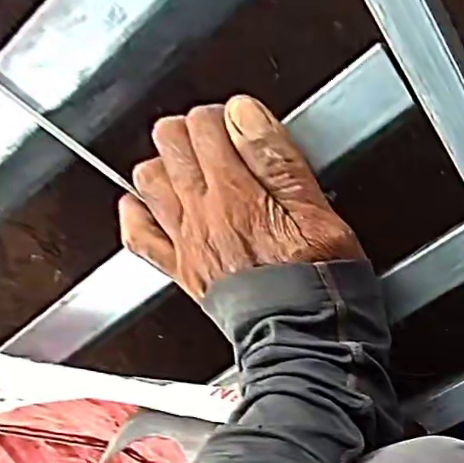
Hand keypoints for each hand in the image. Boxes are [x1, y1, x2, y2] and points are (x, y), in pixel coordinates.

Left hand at [119, 96, 363, 299]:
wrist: (308, 347)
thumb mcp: (325, 223)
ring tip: (198, 173)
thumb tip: (246, 115)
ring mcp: (189, 243)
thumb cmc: (324, 293)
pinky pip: (138, 234)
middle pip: (171, 141)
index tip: (252, 131)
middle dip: (195, 133)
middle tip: (227, 147)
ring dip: (168, 165)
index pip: (210, 124)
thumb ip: (283, 166)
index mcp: (239, 195)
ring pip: (148, 176)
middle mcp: (203, 213)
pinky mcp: (185, 273)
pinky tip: (155, 210)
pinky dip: (138, 214)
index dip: (231, 118)